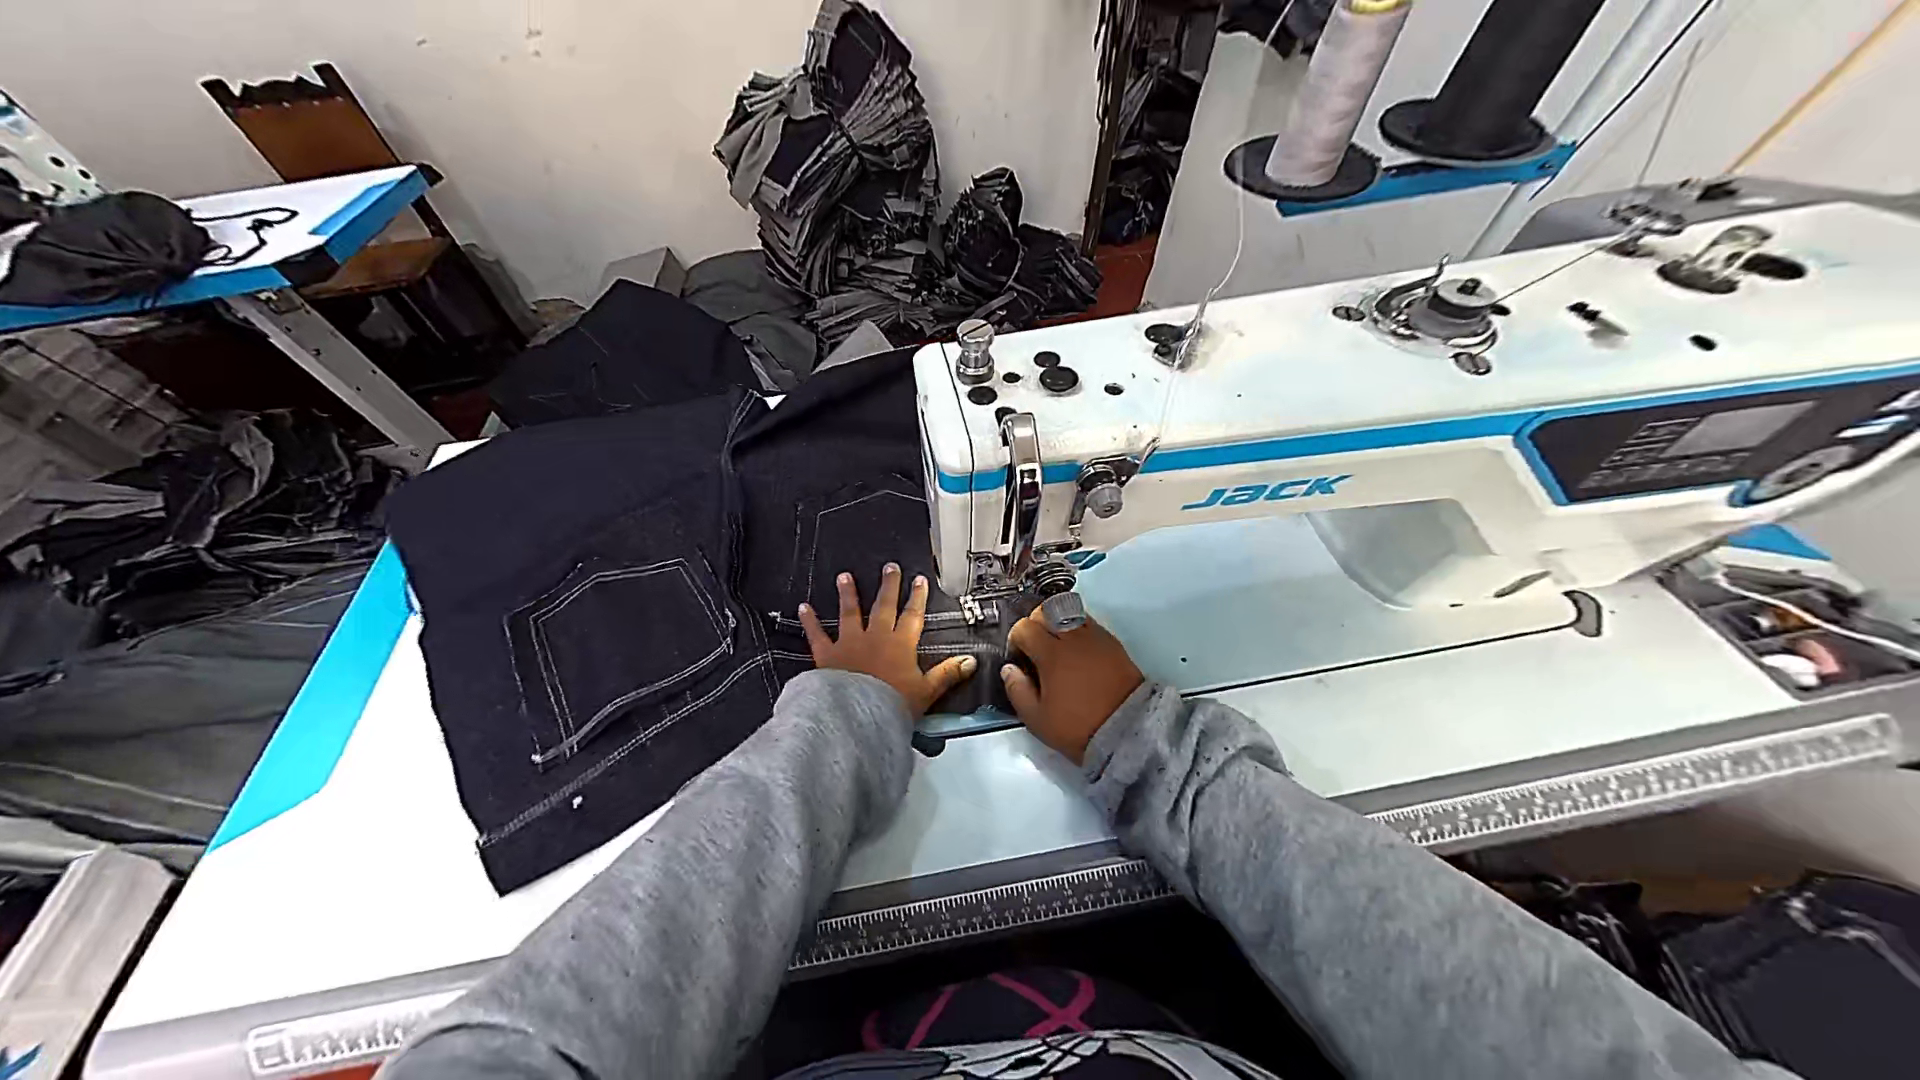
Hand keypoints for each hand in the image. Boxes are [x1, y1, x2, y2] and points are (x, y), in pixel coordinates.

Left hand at [799, 563, 975, 716]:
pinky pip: (817, 635)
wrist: (857, 716)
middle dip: (888, 586)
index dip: (917, 597)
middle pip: (884, 606)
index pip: (912, 616)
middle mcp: (875, 638)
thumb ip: (947, 674)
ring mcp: (849, 643)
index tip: (919, 581)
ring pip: (850, 613)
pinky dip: (810, 621)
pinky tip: (804, 608)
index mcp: (900, 645)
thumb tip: (970, 662)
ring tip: (845, 577)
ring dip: (848, 594)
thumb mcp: (927, 692)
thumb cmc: (891, 706)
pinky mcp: (827, 655)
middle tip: (889, 568)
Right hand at [1002, 608, 1143, 763]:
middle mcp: (1074, 639)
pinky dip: (1077, 630)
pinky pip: (1089, 623)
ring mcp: (1096, 638)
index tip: (1018, 658)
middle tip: (1034, 647)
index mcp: (1052, 655)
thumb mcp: (1037, 719)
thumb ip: (1017, 690)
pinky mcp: (1113, 643)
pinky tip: (1077, 652)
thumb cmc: (1080, 727)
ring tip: (1056, 647)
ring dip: (1057, 623)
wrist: (1128, 731)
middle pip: (1046, 611)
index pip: (1024, 627)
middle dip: (1034, 624)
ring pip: (1068, 612)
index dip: (1015, 640)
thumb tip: (1009, 670)